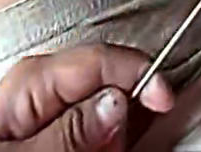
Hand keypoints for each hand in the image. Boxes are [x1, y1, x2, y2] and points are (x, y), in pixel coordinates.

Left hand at [0, 45, 175, 151]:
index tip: (166, 98)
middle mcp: (50, 85)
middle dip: (129, 109)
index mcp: (34, 77)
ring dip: (119, 133)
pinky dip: (110, 142)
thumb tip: (119, 100)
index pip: (100, 59)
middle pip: (110, 81)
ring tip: (109, 149)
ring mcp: (57, 109)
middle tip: (122, 147)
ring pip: (110, 108)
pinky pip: (98, 129)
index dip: (139, 73)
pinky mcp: (62, 132)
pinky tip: (107, 147)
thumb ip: (68, 132)